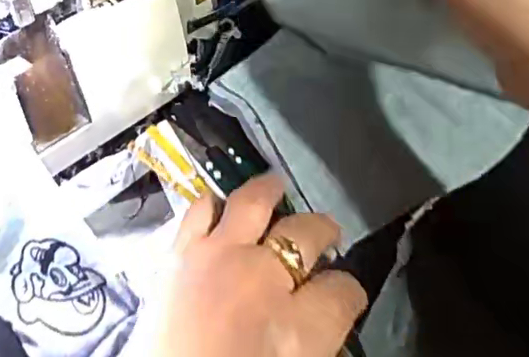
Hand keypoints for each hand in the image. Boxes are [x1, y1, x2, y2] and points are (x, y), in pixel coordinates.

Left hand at [127, 173, 365, 356]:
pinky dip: (215, 204)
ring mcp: (218, 259)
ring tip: (279, 188)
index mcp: (295, 332)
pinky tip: (223, 207)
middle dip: (325, 232)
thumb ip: (312, 343)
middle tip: (328, 236)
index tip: (348, 292)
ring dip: (272, 193)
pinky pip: (202, 210)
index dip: (350, 291)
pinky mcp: (179, 254)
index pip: (342, 292)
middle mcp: (261, 282)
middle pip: (306, 235)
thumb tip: (324, 320)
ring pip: (256, 202)